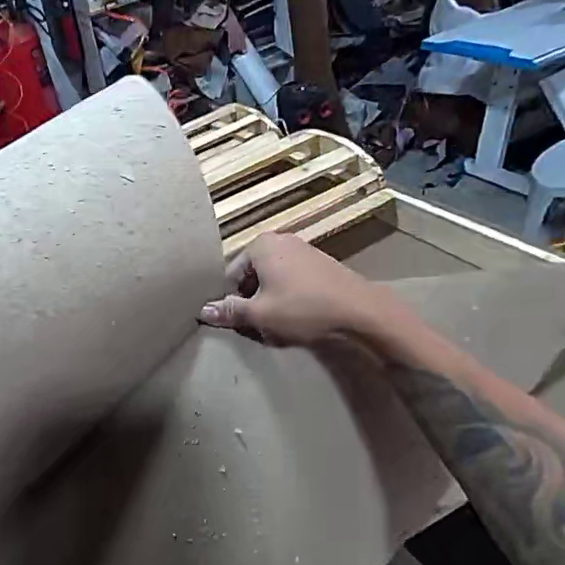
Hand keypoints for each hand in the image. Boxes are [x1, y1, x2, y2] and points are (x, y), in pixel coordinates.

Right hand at [197, 232, 394, 345]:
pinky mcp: (322, 264)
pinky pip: (294, 281)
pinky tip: (299, 317)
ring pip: (274, 280)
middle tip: (259, 324)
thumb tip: (203, 311)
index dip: (232, 300)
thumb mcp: (260, 314)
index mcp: (261, 244)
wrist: (361, 312)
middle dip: (252, 300)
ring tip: (280, 324)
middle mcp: (281, 240)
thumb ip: (230, 311)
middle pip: (253, 275)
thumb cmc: (304, 308)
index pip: (231, 274)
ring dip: (271, 301)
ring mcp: (304, 250)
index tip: (240, 320)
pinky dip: (290, 298)